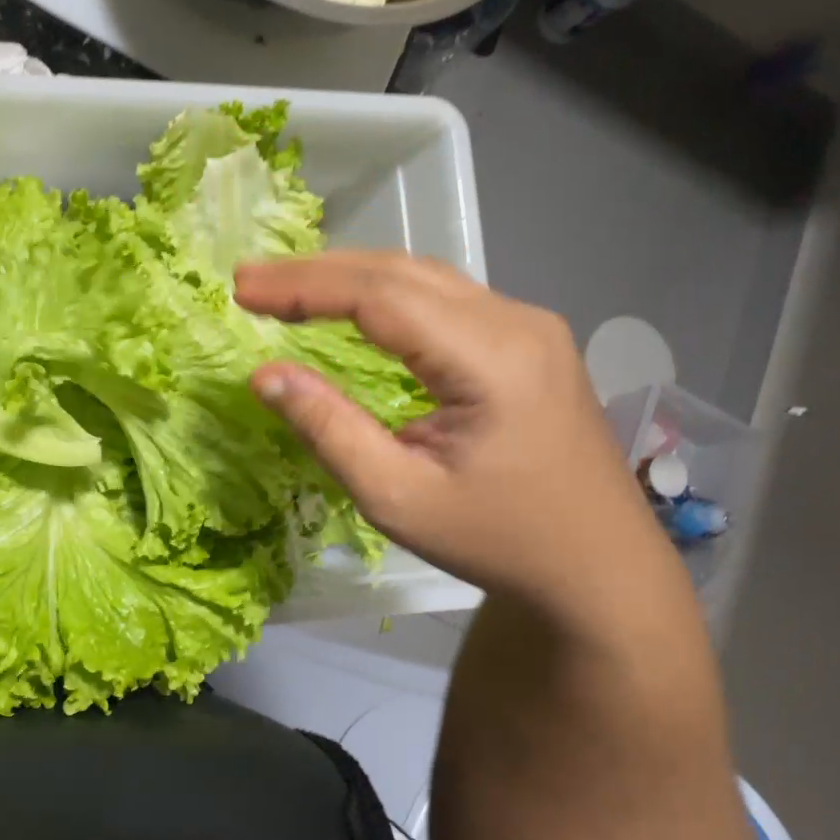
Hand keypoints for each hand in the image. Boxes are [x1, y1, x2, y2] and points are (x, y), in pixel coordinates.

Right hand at [236, 252, 677, 608]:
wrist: (597, 568)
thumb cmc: (495, 539)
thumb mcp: (396, 496)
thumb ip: (328, 429)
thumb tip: (263, 374)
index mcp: (492, 359)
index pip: (382, 296)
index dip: (305, 287)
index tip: (242, 291)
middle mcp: (517, 323)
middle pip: (401, 272)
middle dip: (317, 272)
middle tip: (248, 282)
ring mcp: (528, 327)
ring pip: (423, 277)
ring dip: (348, 276)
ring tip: (283, 289)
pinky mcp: (526, 341)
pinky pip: (442, 298)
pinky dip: (381, 293)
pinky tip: (345, 306)